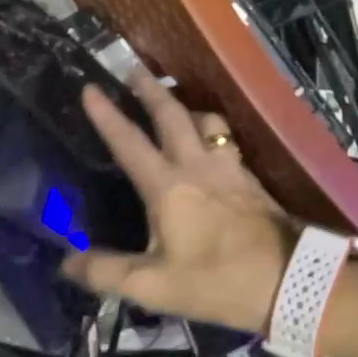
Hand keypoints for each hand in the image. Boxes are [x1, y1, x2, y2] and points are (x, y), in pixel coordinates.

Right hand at [62, 68, 296, 333]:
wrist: (291, 283)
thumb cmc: (217, 281)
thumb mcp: (153, 287)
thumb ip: (106, 272)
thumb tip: (66, 262)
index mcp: (167, 186)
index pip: (129, 142)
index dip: (106, 115)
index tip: (89, 87)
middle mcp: (197, 166)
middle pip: (172, 115)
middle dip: (150, 90)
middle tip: (134, 69)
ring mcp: (229, 169)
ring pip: (207, 123)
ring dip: (187, 108)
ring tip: (176, 106)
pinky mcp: (252, 182)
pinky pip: (226, 142)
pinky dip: (212, 133)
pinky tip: (212, 147)